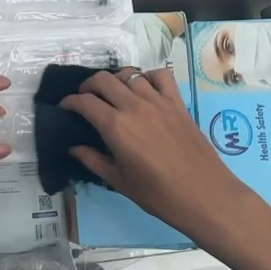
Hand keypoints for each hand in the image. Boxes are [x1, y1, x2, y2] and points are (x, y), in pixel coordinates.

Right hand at [60, 67, 259, 242]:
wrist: (204, 195)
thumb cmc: (158, 195)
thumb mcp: (119, 181)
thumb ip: (93, 160)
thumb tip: (74, 147)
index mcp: (115, 127)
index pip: (85, 102)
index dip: (70, 102)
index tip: (65, 107)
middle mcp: (134, 106)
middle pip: (103, 80)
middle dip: (88, 85)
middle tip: (85, 98)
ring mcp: (158, 101)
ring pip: (130, 74)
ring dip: (116, 79)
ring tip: (112, 92)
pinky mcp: (178, 102)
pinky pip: (161, 76)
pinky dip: (148, 76)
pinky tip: (144, 88)